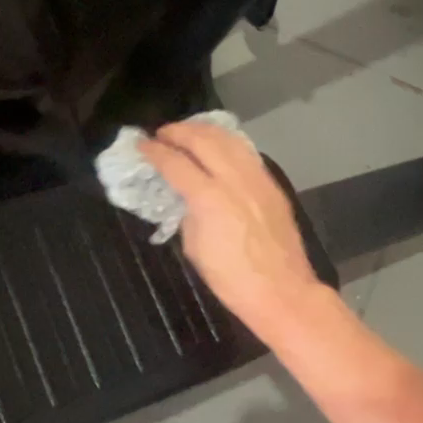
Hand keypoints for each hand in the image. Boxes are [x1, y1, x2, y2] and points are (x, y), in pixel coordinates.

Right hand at [138, 120, 326, 341]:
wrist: (281, 291)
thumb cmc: (231, 279)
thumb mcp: (194, 248)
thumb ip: (188, 214)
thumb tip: (186, 198)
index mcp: (209, 198)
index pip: (175, 163)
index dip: (154, 151)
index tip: (140, 144)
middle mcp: (234, 179)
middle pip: (202, 139)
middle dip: (178, 132)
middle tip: (162, 134)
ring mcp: (257, 178)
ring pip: (228, 138)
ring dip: (203, 130)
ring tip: (187, 132)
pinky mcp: (272, 184)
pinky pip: (246, 152)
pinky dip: (226, 142)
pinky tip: (217, 146)